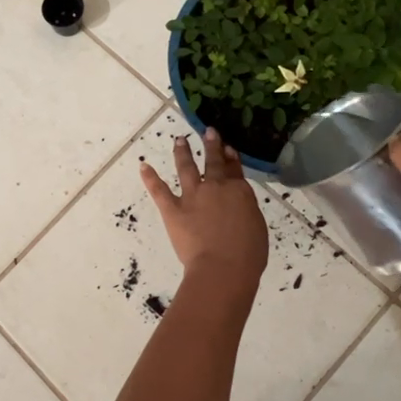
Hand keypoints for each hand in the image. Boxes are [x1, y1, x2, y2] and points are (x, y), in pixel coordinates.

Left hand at [139, 128, 267, 286]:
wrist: (222, 268)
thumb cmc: (247, 255)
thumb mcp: (257, 227)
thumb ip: (247, 210)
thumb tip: (238, 202)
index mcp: (239, 192)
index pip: (234, 170)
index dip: (231, 158)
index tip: (227, 147)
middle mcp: (215, 187)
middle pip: (213, 162)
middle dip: (211, 146)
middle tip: (208, 132)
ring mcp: (192, 196)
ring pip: (186, 168)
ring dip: (182, 152)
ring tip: (179, 140)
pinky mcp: (172, 209)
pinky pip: (159, 190)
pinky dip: (150, 177)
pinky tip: (143, 166)